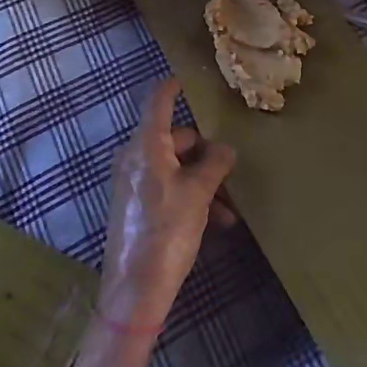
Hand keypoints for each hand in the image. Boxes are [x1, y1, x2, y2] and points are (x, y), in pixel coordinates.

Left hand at [98, 79, 236, 332]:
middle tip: (233, 171)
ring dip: (204, 182)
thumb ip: (214, 164)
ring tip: (230, 211)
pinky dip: (191, 197)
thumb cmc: (167, 230)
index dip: (173, 87)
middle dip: (206, 153)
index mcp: (146, 145)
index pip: (158, 100)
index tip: (188, 79)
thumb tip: (226, 148)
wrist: (136, 287)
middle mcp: (135, 156)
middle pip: (175, 138)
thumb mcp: (198, 194)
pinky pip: (168, 187)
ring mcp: (133, 181)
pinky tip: (216, 223)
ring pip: (176, 167)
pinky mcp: (136, 204)